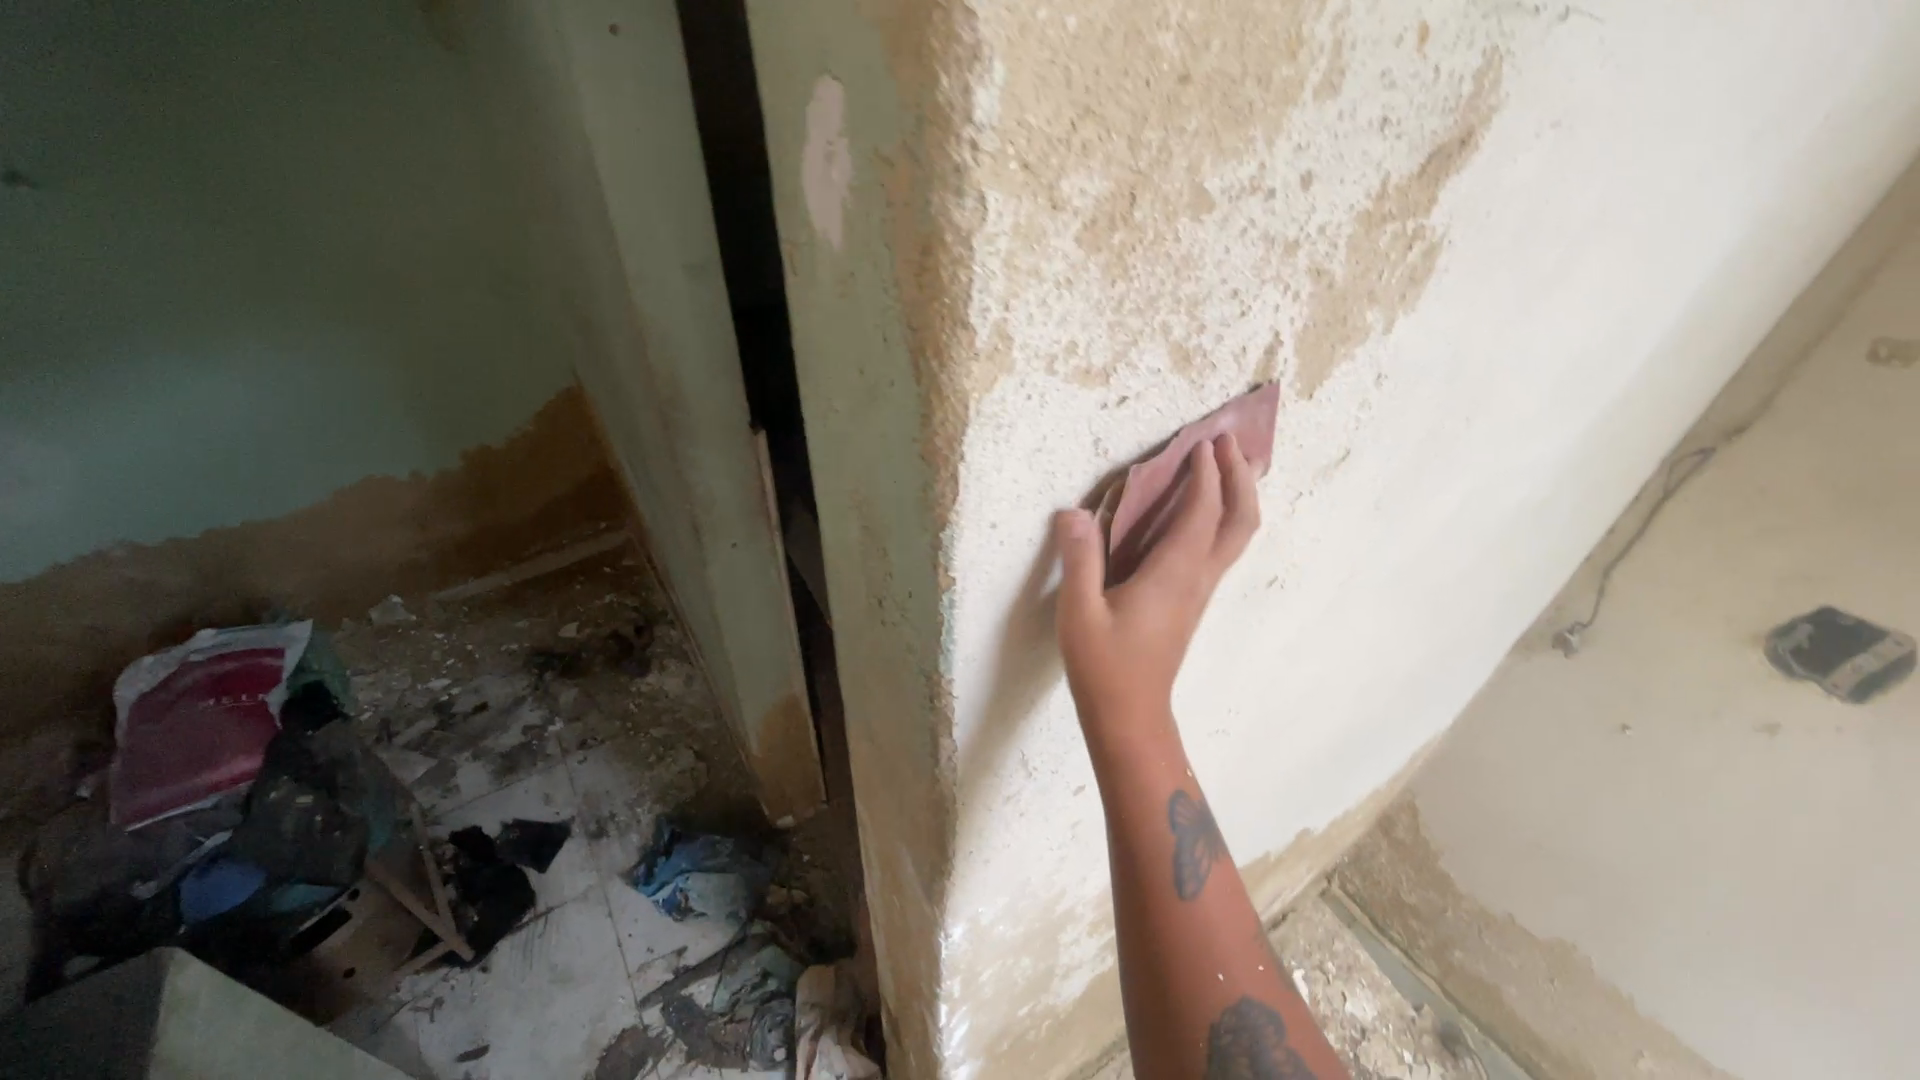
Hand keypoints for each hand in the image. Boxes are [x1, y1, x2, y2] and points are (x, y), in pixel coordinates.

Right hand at [1053, 434, 1260, 732]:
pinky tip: (1202, 513)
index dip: (1206, 474)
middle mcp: (1197, 579)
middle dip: (1240, 478)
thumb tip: (1073, 513)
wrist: (1130, 715)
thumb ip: (1080, 560)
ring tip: (1228, 466)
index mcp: (1173, 574)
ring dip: (1238, 496)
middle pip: (1240, 521)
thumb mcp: (1080, 612)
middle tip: (1230, 443)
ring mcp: (1199, 592)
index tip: (1201, 442)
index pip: (1202, 512)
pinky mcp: (1191, 602)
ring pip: (1237, 537)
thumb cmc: (1104, 666)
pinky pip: (1219, 549)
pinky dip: (1222, 518)